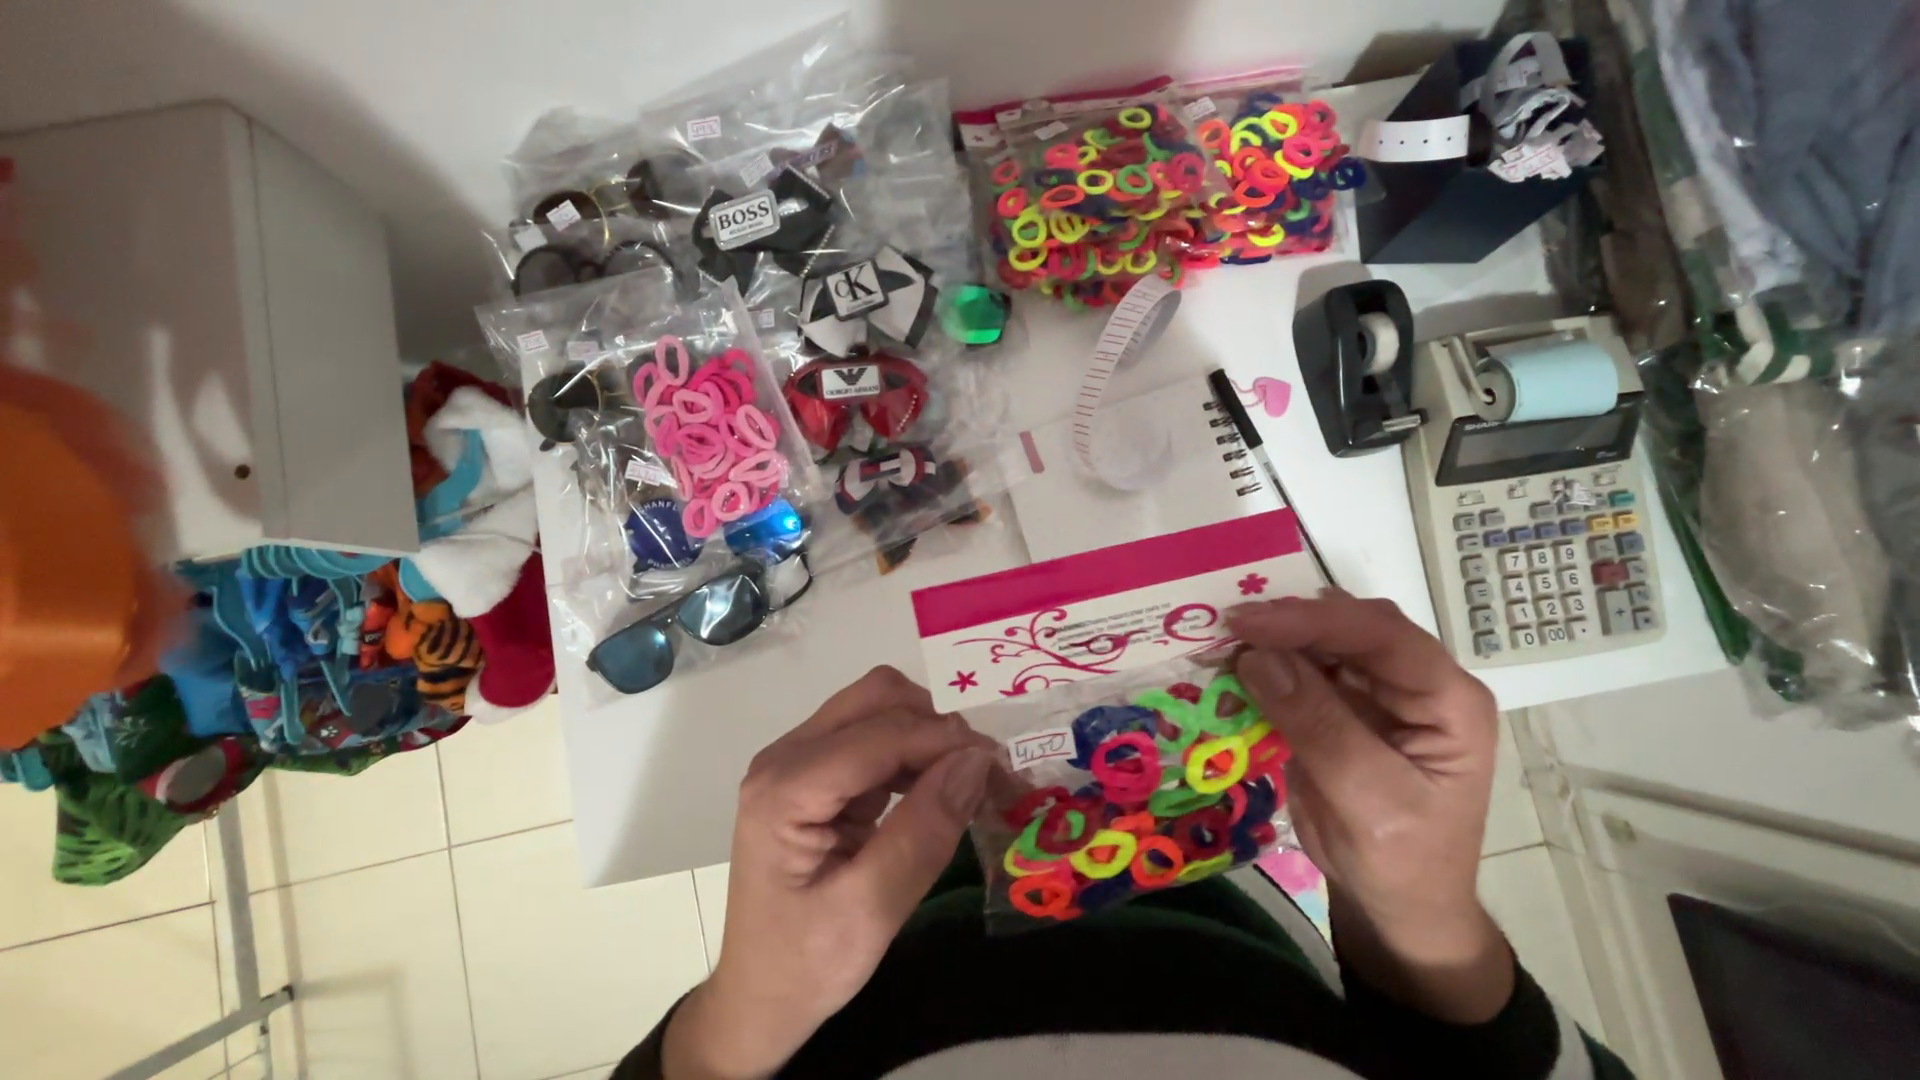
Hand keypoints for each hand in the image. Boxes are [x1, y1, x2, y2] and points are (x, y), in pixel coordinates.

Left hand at [663, 667, 994, 1078]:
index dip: (945, 741)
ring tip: (976, 780)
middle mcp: (785, 757)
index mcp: (785, 788)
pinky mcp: (816, 776)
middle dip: (939, 724)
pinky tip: (943, 789)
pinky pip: (875, 740)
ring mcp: (798, 762)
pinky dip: (916, 754)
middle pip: (876, 699)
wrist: (759, 1000)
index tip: (1002, 769)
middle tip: (988, 771)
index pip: (881, 734)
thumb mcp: (871, 911)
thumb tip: (976, 759)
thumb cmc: (806, 965)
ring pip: (878, 710)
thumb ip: (923, 833)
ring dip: (931, 735)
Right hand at [1228, 590, 1512, 1023]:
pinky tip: (1232, 663)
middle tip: (1229, 625)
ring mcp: (1375, 692)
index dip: (1315, 620)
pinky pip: (1300, 670)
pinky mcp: (1338, 705)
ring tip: (1224, 639)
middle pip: (1353, 626)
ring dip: (1274, 637)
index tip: (1249, 622)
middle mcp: (1415, 683)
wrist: (1394, 903)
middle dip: (1292, 620)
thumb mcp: (1368, 799)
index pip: (1383, 636)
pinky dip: (1265, 664)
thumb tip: (1257, 658)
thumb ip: (1319, 726)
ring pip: (1323, 641)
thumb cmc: (1401, 859)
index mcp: (1448, 700)